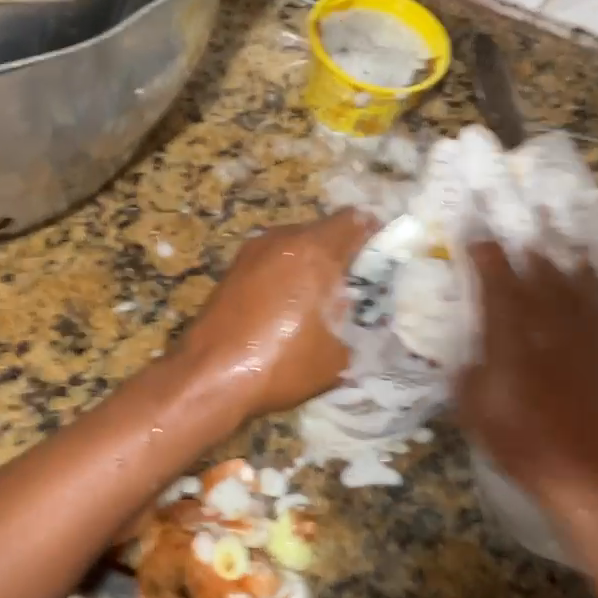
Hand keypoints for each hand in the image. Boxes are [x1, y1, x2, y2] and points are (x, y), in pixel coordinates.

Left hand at [178, 210, 377, 420]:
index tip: (387, 259)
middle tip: (359, 285)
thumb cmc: (283, 363)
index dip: (377, 235)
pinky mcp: (234, 268)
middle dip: (345, 253)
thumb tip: (374, 316)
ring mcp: (254, 251)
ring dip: (314, 263)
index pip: (357, 220)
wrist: (210, 377)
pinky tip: (291, 307)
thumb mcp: (341, 353)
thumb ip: (363, 324)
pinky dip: (288, 273)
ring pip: (297, 244)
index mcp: (314, 249)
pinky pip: (274, 260)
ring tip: (324, 299)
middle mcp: (283, 238)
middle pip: (326, 230)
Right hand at [457, 242, 597, 497]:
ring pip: (570, 279)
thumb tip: (469, 352)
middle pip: (535, 270)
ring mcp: (583, 331)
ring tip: (545, 239)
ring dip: (555, 256)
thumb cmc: (524, 443)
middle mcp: (548, 321)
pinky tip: (585, 272)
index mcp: (510, 334)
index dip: (485, 256)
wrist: (592, 473)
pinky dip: (590, 280)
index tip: (475, 240)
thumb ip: (468, 372)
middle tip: (507, 232)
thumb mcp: (474, 409)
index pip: (497, 280)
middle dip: (519, 248)